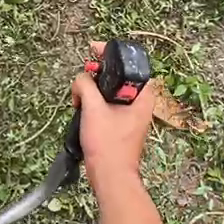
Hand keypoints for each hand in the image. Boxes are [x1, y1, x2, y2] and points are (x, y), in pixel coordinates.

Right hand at [71, 40, 157, 185]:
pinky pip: (106, 103)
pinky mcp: (121, 123)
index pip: (131, 63)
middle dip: (96, 75)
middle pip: (118, 75)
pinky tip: (82, 109)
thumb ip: (86, 85)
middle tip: (83, 79)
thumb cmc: (108, 145)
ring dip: (92, 91)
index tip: (94, 49)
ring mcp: (131, 113)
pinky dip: (93, 103)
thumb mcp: (93, 108)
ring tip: (80, 98)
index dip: (110, 54)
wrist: (110, 175)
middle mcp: (140, 102)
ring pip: (110, 90)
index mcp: (143, 96)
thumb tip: (81, 78)